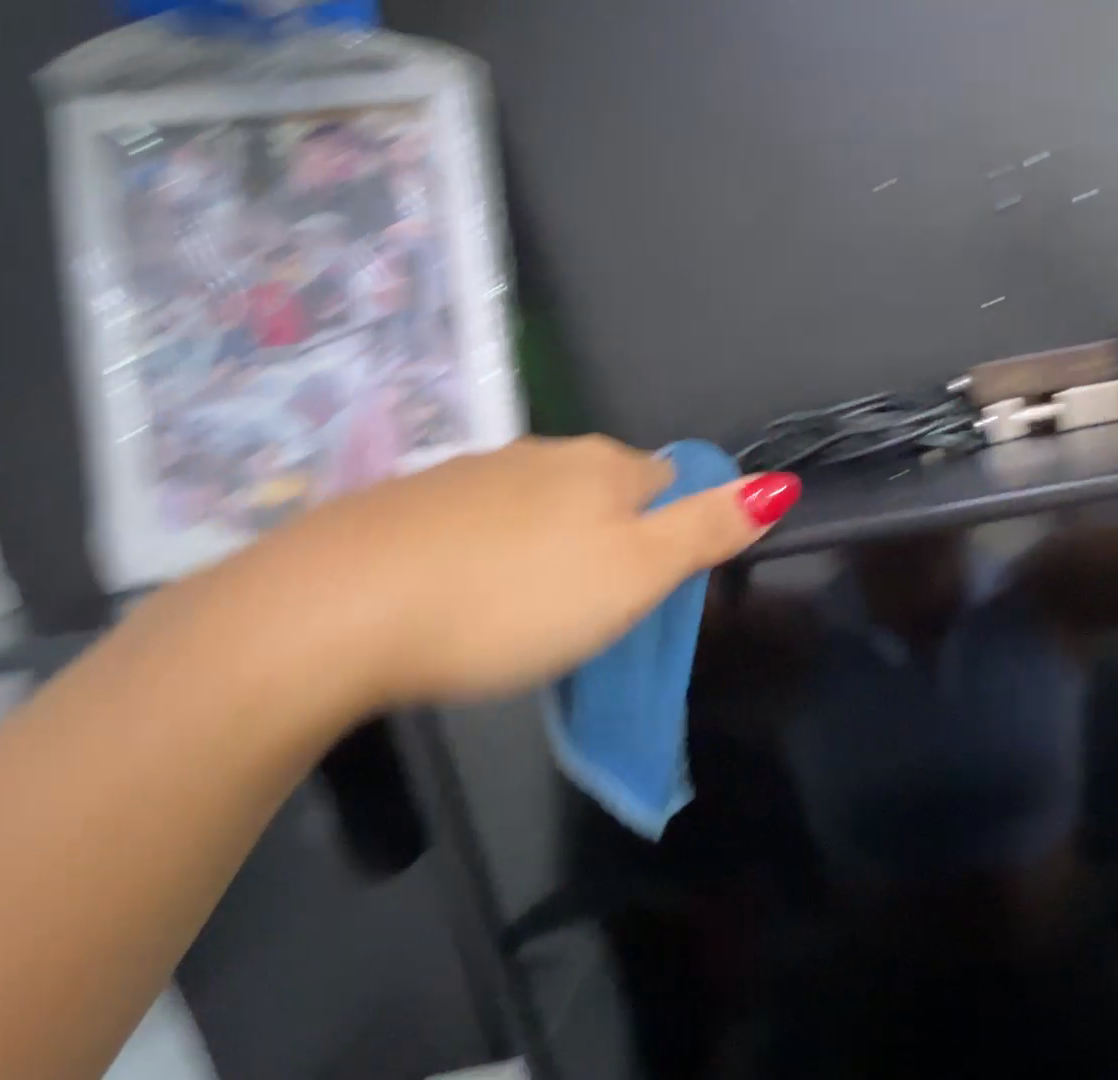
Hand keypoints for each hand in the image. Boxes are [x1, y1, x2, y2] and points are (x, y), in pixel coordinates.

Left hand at [202, 436, 800, 708]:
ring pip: (539, 507)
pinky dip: (490, 555)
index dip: (672, 531)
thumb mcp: (635, 574)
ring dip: (551, 546)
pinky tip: (467, 595)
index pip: (667, 479)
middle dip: (613, 538)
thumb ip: (708, 529)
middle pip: (603, 491)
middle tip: (598, 610)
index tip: (652, 590)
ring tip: (534, 610)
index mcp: (600, 467)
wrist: (335, 612)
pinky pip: (478, 525)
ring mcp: (467, 474)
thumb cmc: (512, 600)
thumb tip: (781, 484)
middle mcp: (537, 455)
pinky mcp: (407, 505)